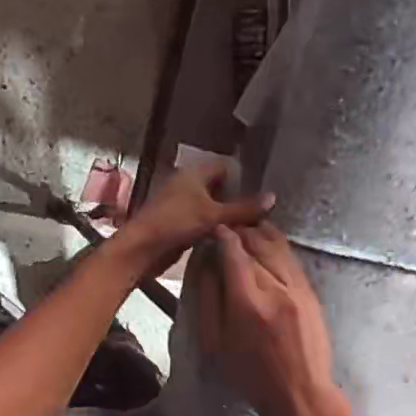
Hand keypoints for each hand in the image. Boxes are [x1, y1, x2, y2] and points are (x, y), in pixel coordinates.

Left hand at [113, 160, 271, 272]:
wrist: (141, 249)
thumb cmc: (176, 223)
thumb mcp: (214, 215)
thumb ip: (244, 208)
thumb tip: (273, 197)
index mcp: (194, 173)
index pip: (225, 166)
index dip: (243, 177)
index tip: (261, 192)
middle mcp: (187, 184)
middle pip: (219, 187)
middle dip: (237, 198)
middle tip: (261, 213)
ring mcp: (181, 204)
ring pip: (211, 206)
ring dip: (227, 215)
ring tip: (252, 227)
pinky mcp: (177, 223)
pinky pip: (203, 221)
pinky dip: (215, 227)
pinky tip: (230, 238)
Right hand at [204, 222, 347, 415]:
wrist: (301, 394)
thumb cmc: (251, 375)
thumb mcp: (216, 343)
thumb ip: (209, 298)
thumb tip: (205, 262)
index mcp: (247, 303)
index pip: (233, 253)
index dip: (221, 236)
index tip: (213, 230)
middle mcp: (275, 289)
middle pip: (256, 245)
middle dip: (239, 232)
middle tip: (227, 228)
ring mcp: (297, 289)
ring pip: (277, 247)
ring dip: (260, 234)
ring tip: (246, 229)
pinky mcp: (310, 293)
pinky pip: (292, 260)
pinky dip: (278, 246)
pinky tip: (268, 242)